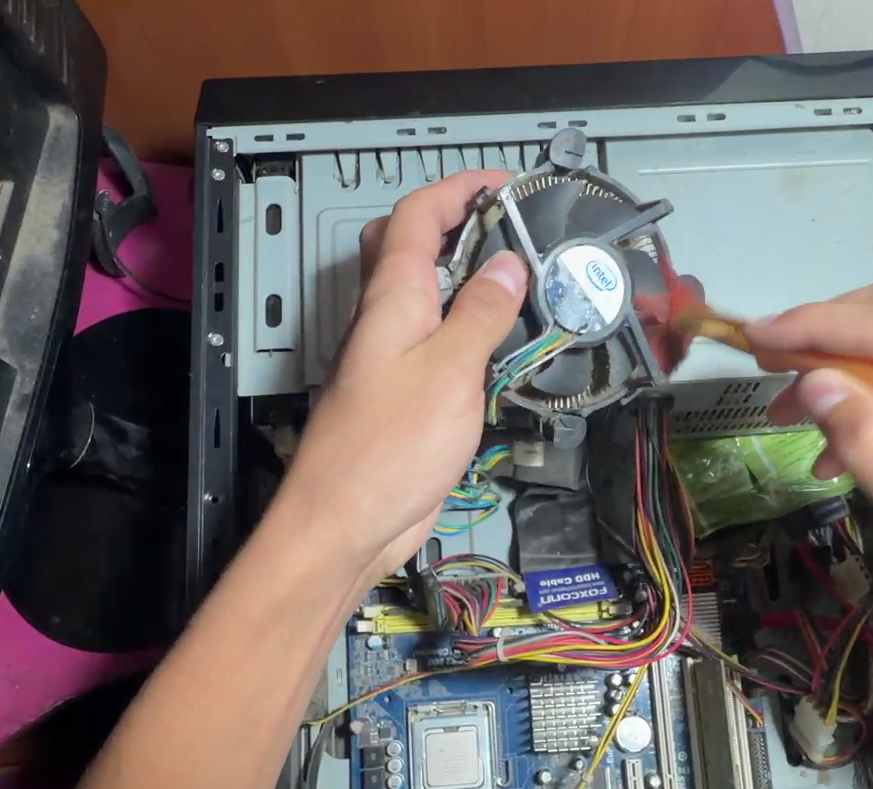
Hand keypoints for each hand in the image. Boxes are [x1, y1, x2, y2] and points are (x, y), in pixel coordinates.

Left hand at [275, 172, 527, 586]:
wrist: (349, 519)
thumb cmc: (392, 443)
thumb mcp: (448, 370)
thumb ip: (479, 314)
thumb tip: (507, 264)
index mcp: (392, 299)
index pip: (417, 218)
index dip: (458, 190)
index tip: (505, 184)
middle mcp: (388, 321)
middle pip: (410, 250)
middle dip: (456, 224)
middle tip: (511, 230)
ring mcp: (394, 361)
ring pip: (427, 301)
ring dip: (468, 281)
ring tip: (523, 283)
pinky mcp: (407, 399)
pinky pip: (439, 348)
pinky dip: (469, 333)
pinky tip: (502, 347)